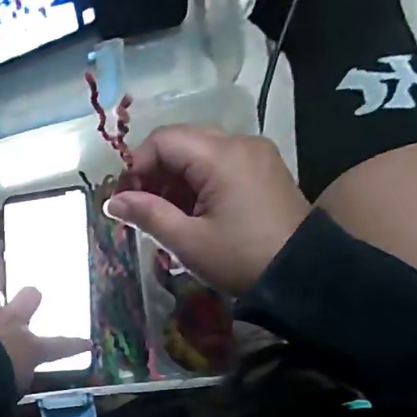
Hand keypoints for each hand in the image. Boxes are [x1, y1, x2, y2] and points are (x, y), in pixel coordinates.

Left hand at [0, 288, 89, 391]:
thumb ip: (18, 387)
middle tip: (24, 306)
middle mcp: (11, 322)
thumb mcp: (11, 396)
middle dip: (29, 299)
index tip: (88, 343)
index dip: (76, 346)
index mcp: (30, 347)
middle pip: (30, 297)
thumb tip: (23, 395)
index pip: (61, 347)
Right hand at [104, 125, 311, 294]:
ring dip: (175, 178)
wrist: (303, 276)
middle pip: (181, 140)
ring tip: (165, 215)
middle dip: (154, 171)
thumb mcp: (188, 242)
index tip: (126, 199)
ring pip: (200, 151)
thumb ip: (148, 215)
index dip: (136, 166)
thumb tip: (112, 202)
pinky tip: (191, 212)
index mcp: (221, 156)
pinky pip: (220, 163)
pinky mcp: (264, 169)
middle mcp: (240, 143)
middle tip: (141, 207)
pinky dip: (198, 181)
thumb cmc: (240, 259)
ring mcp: (256, 154)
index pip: (163, 140)